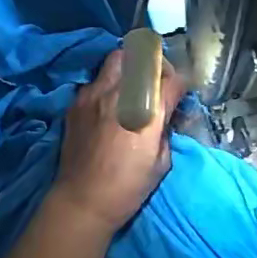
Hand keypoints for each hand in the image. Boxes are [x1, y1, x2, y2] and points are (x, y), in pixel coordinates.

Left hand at [47, 46, 187, 232]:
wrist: (82, 201)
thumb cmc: (127, 188)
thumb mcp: (161, 162)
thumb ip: (164, 131)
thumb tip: (164, 117)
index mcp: (147, 112)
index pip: (172, 80)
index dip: (180, 84)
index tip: (180, 93)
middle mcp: (119, 95)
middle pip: (140, 55)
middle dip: (152, 64)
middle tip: (155, 83)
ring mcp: (93, 95)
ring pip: (115, 61)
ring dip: (128, 71)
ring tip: (131, 92)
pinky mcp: (76, 104)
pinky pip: (95, 82)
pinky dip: (107, 88)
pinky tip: (108, 108)